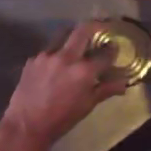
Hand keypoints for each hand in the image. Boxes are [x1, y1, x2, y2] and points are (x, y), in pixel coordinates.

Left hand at [0, 21, 129, 150]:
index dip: (112, 49)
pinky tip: (56, 63)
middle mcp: (66, 57)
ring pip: (62, 35)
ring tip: (76, 41)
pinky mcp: (33, 59)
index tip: (114, 47)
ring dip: (72, 35)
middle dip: (94, 25)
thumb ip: (105, 90)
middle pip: (82, 30)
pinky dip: (56, 53)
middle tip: (99, 26)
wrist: (26, 125)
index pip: (104, 54)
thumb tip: (123, 84)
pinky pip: (48, 50)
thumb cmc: (62, 119)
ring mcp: (47, 56)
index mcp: (84, 71)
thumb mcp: (87, 105)